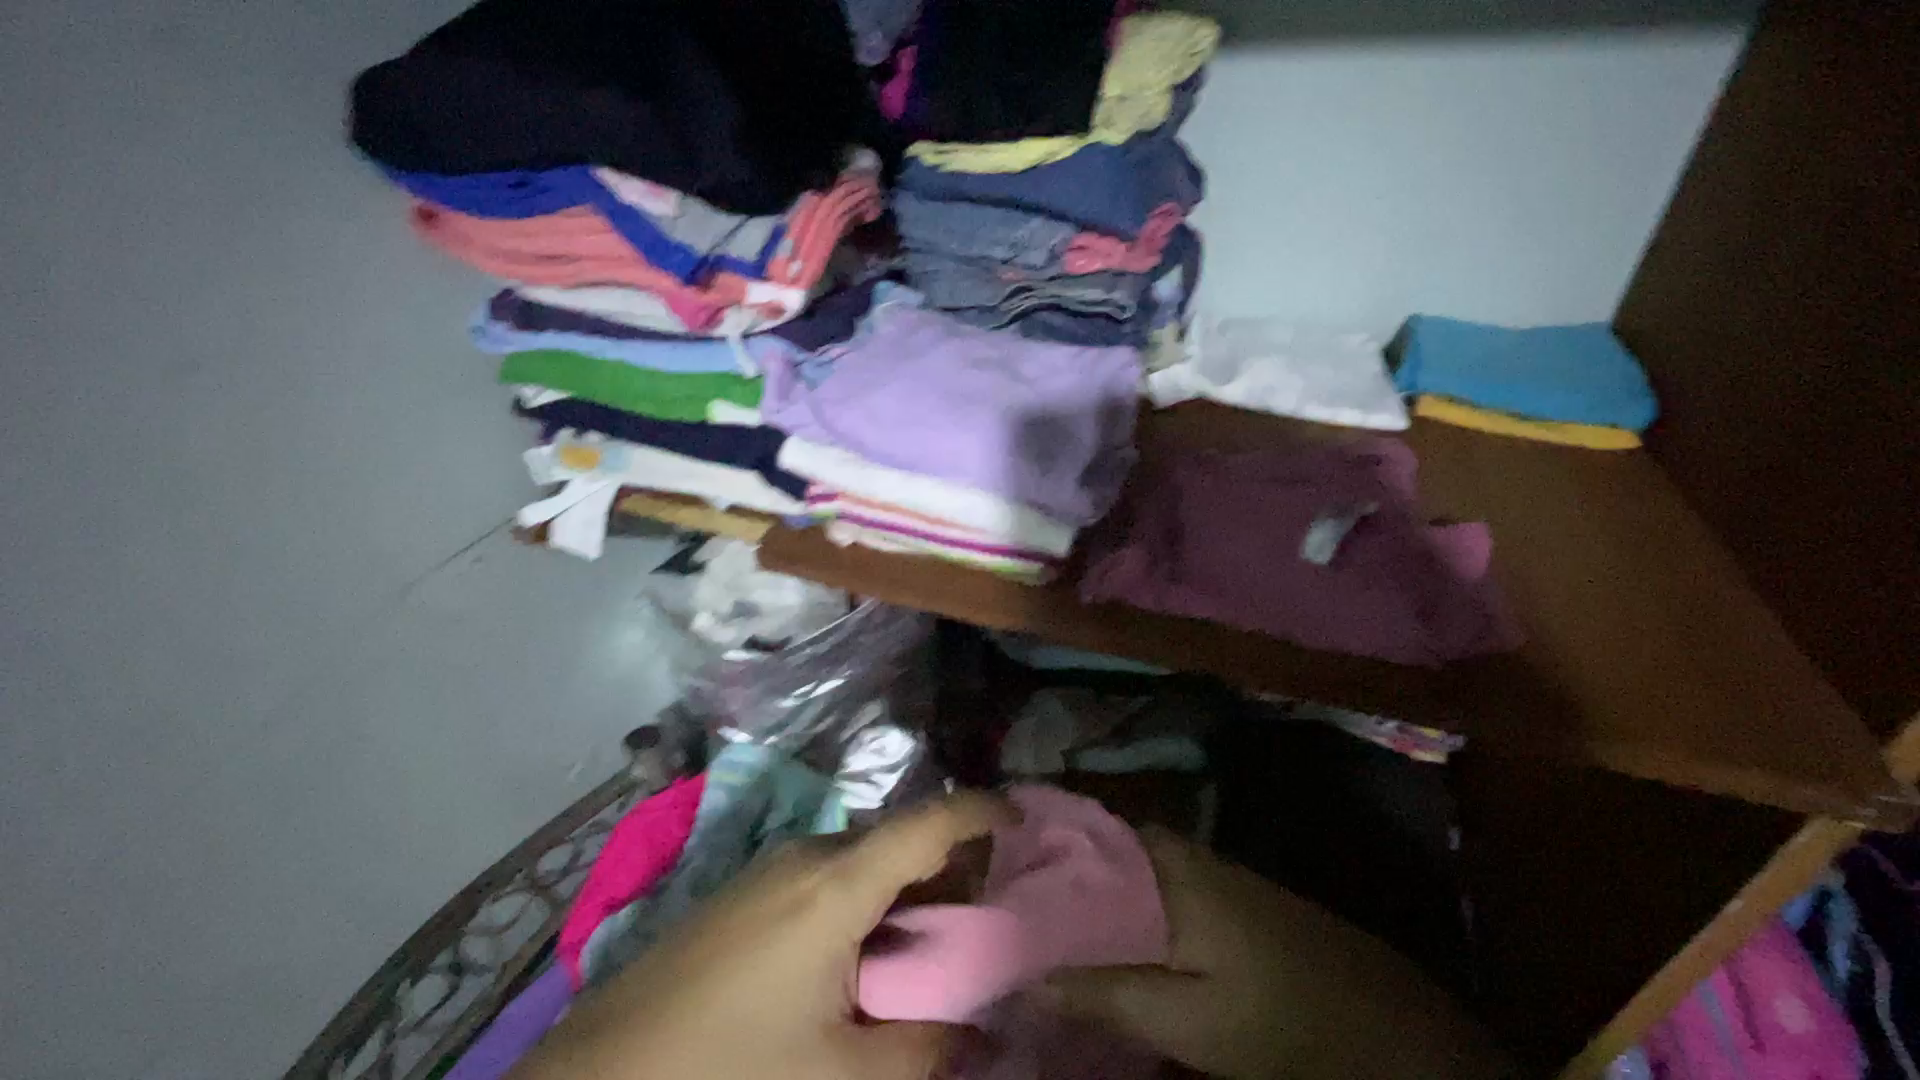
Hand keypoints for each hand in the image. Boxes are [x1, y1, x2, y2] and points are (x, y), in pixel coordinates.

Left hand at [510, 791, 1015, 1079]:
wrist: (596, 1079)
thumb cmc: (730, 1068)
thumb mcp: (843, 1073)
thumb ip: (927, 1047)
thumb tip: (985, 1028)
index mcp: (837, 882)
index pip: (929, 822)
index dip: (983, 812)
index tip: (1024, 820)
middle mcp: (804, 854)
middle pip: (896, 841)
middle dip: (945, 869)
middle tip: (981, 914)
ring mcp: (764, 869)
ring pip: (857, 861)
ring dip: (898, 891)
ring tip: (921, 946)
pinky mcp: (738, 892)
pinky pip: (820, 878)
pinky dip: (858, 903)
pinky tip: (855, 959)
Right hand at [1039, 828, 1509, 1079]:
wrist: (1392, 1034)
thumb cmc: (1281, 1017)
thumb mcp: (1188, 1018)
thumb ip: (1106, 994)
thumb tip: (1025, 979)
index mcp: (1174, 869)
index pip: (1093, 834)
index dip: (1044, 847)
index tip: (998, 868)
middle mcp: (1191, 861)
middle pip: (1108, 857)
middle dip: (1062, 880)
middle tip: (1011, 908)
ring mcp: (1216, 885)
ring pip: (1134, 881)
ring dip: (1093, 903)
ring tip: (1045, 931)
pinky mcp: (1233, 913)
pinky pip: (1160, 903)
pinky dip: (1128, 921)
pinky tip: (1111, 953)